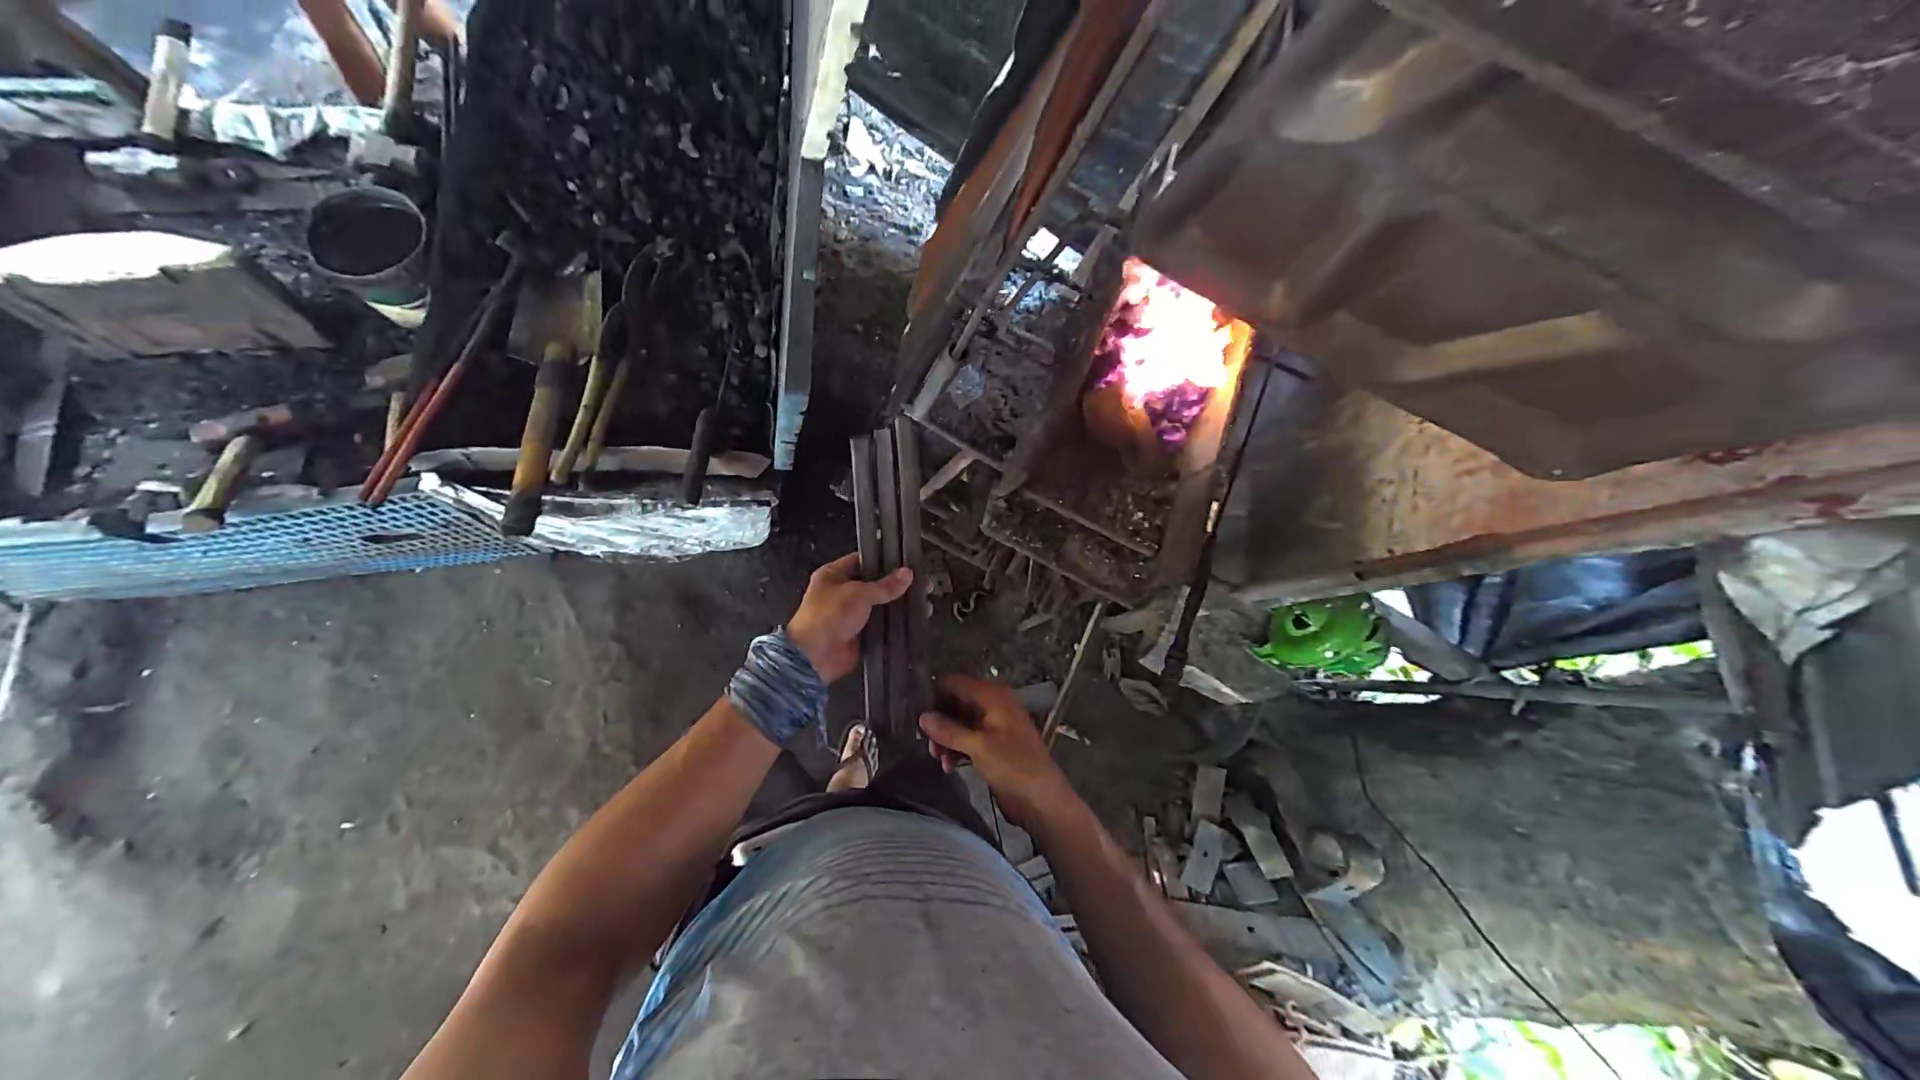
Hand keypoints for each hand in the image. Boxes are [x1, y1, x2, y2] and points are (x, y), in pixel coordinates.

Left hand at [785, 553, 912, 682]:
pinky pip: (882, 626)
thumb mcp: (858, 593)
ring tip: (925, 601)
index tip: (908, 560)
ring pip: (881, 606)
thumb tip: (908, 573)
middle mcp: (842, 593)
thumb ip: (885, 585)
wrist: (815, 657)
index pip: (862, 560)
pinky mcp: (860, 635)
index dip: (884, 559)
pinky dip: (896, 624)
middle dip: (897, 585)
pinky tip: (916, 619)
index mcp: (833, 575)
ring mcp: (851, 615)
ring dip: (900, 605)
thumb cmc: (830, 615)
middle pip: (875, 585)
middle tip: (923, 582)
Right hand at [919, 674, 1074, 825]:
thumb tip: (922, 717)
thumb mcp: (979, 747)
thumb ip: (949, 730)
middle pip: (956, 703)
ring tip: (939, 759)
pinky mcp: (992, 745)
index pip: (956, 683)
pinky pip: (967, 738)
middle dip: (940, 721)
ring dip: (946, 738)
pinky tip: (949, 766)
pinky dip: (957, 748)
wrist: (1041, 798)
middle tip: (928, 744)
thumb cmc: (1014, 766)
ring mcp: (993, 725)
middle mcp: (993, 705)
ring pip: (960, 723)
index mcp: (993, 696)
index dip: (935, 695)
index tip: (917, 713)